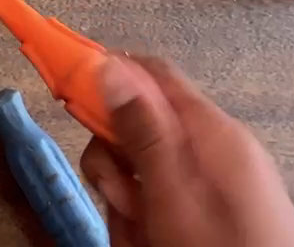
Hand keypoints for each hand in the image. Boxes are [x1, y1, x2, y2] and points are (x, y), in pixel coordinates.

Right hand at [80, 55, 293, 246]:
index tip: (73, 102)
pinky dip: (149, 217)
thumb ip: (142, 127)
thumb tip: (108, 63)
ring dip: (128, 198)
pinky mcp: (220, 209)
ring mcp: (220, 180)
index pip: (149, 70)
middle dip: (116, 160)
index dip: (105, 75)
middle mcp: (217, 147)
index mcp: (213, 130)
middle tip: (122, 198)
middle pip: (140, 123)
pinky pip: (164, 195)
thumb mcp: (173, 195)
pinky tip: (156, 242)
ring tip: (144, 236)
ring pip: (144, 165)